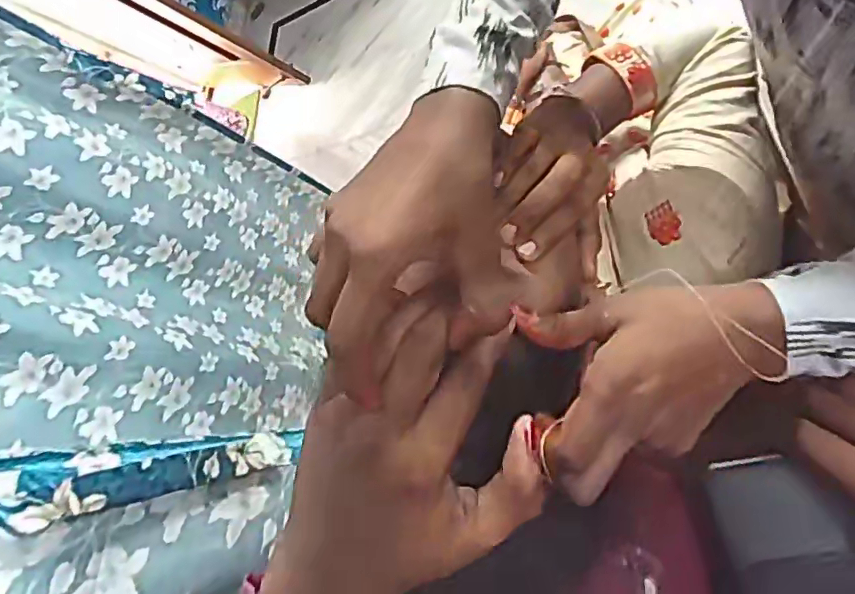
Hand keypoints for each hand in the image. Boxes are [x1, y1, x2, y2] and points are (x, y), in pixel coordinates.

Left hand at [265, 305, 546, 593]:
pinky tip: (409, 301)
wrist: (322, 569)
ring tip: (449, 288)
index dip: (492, 340)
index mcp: (420, 460)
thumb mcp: (473, 537)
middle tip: (478, 294)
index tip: (510, 315)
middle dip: (456, 310)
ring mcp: (345, 408)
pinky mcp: (322, 398)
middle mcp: (380, 426)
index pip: (465, 378)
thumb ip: (519, 492)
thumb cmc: (409, 548)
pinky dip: (386, 316)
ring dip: (422, 304)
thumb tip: (532, 426)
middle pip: (422, 341)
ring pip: (387, 332)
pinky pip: (358, 342)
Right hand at [307, 88, 510, 404]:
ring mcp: (334, 218)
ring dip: (340, 306)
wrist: (448, 119)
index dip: (356, 376)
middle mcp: (340, 243)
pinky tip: (377, 265)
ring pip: (319, 282)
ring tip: (378, 311)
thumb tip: (485, 334)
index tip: (370, 401)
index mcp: (372, 259)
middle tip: (377, 357)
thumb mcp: (479, 240)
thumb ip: (482, 295)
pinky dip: (340, 272)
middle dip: (345, 344)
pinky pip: (324, 251)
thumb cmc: (465, 180)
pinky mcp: (338, 200)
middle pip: (322, 316)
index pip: (347, 338)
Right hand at [497, 95, 609, 268]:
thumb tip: (588, 280)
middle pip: (558, 184)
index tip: (526, 254)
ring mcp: (556, 135)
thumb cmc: (576, 172)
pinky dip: (502, 166)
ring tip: (491, 217)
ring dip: (511, 193)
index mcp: (596, 176)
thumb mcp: (587, 200)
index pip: (577, 207)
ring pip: (532, 166)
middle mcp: (581, 153)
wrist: (571, 118)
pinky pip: (515, 147)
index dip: (551, 232)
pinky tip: (489, 184)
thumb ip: (587, 237)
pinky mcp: (533, 123)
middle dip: (531, 211)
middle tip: (505, 236)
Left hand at [518, 281, 786, 503]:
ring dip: (600, 447)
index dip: (544, 449)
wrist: (736, 333)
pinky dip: (631, 438)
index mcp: (607, 391)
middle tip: (564, 428)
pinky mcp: (680, 447)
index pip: (563, 457)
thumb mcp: (615, 309)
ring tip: (608, 401)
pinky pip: (641, 454)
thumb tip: (521, 321)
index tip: (541, 421)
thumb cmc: (671, 313)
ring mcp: (657, 444)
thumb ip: (565, 325)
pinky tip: (640, 400)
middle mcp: (629, 428)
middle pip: (583, 485)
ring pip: (612, 468)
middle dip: (565, 469)